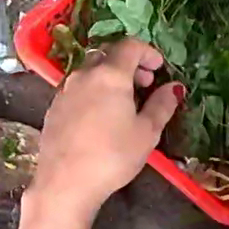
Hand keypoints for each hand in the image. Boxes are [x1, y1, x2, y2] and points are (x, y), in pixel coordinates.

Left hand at [32, 39, 182, 214]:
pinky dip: (95, 90)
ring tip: (125, 101)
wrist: (66, 182)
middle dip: (130, 64)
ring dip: (111, 77)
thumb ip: (162, 105)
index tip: (159, 68)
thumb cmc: (113, 156)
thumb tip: (174, 87)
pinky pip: (78, 87)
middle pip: (108, 54)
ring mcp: (65, 90)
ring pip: (91, 71)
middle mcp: (85, 75)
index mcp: (111, 75)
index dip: (148, 52)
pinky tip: (102, 115)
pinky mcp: (54, 107)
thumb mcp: (147, 132)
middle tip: (145, 84)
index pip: (130, 46)